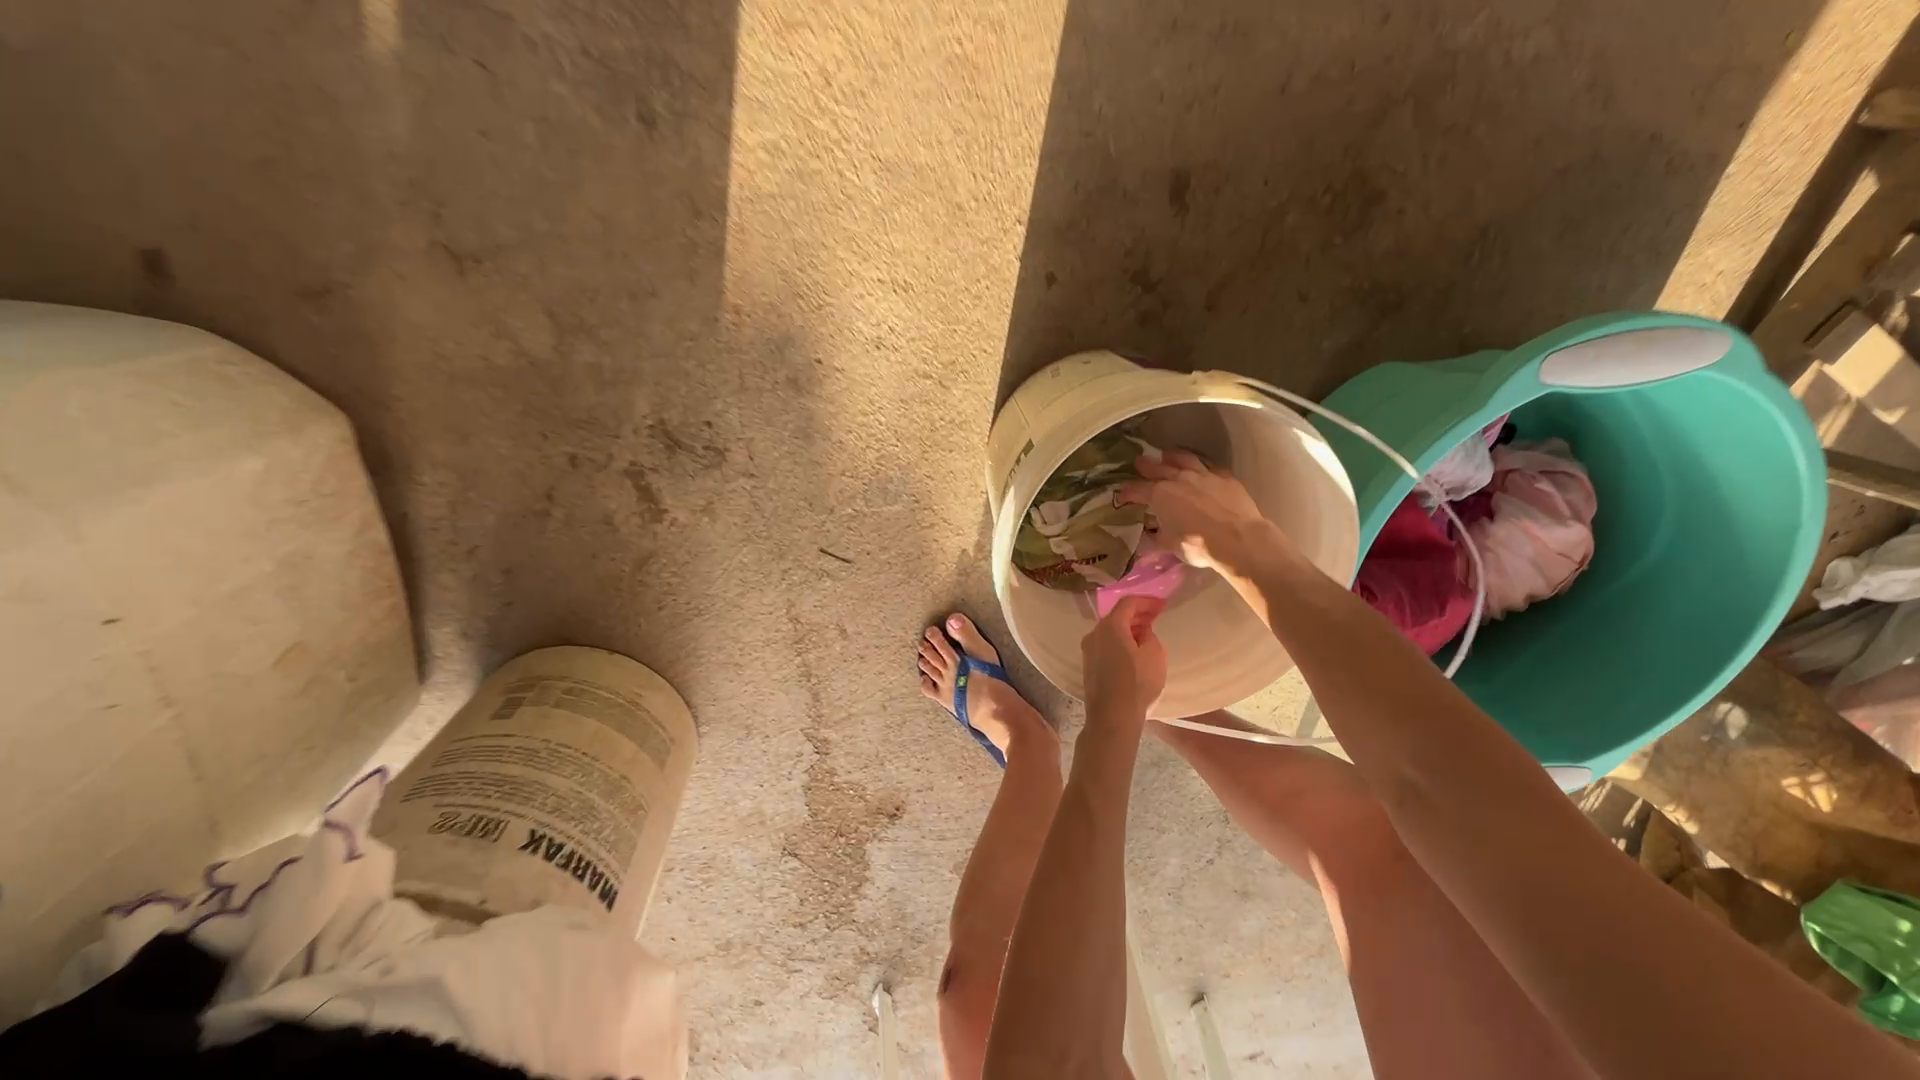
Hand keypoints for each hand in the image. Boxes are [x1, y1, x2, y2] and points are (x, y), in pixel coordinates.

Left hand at [1081, 595, 1168, 723]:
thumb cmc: (1137, 683)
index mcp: (1110, 626)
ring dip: (1128, 629)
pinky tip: (1132, 650)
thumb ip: (1149, 635)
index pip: (1128, 603)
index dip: (1147, 601)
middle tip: (1156, 617)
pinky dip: (1120, 642)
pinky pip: (1106, 645)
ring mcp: (1088, 650)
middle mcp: (1094, 634)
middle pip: (1116, 616)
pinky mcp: (1089, 665)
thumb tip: (1141, 632)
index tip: (1162, 605)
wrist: (1112, 717)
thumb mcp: (1155, 655)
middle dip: (1137, 614)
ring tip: (1146, 634)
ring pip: (1110, 631)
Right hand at [1118, 450, 1280, 572]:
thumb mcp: (1170, 545)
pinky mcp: (1225, 478)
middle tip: (1139, 461)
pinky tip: (1203, 471)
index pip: (1137, 490)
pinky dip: (1203, 469)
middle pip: (1158, 468)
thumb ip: (1158, 536)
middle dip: (1146, 466)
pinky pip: (1210, 468)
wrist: (1237, 539)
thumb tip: (1151, 533)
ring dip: (1174, 456)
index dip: (1127, 493)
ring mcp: (1204, 475)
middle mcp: (1179, 479)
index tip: (1121, 496)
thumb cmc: (1197, 545)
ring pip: (1185, 459)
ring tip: (1167, 454)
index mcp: (1160, 495)